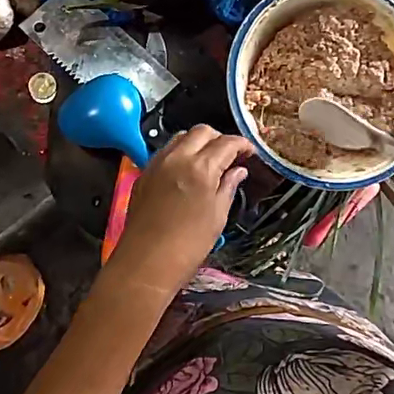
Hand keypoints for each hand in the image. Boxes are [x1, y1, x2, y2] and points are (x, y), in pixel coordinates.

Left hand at [106, 126, 252, 293]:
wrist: (146, 262)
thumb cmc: (187, 245)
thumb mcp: (217, 216)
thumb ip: (227, 187)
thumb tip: (238, 171)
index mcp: (200, 167)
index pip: (226, 142)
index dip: (242, 144)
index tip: (249, 152)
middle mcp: (177, 158)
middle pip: (201, 131)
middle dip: (219, 138)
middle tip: (230, 155)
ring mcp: (157, 164)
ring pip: (181, 137)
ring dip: (197, 142)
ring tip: (209, 161)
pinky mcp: (144, 174)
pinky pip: (165, 152)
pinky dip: (180, 153)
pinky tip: (187, 171)